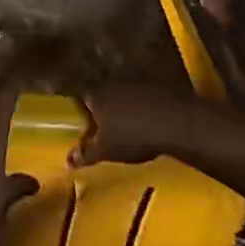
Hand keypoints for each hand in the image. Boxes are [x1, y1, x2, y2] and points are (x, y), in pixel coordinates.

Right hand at [69, 82, 204, 167]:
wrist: (177, 123)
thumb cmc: (133, 137)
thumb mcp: (105, 151)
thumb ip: (85, 154)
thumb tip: (67, 161)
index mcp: (95, 95)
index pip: (81, 100)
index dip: (82, 113)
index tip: (86, 127)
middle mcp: (113, 84)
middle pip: (103, 96)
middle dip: (104, 110)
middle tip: (108, 130)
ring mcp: (138, 83)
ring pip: (125, 96)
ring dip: (126, 109)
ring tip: (132, 129)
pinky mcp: (160, 87)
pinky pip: (145, 98)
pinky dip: (146, 109)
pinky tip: (152, 124)